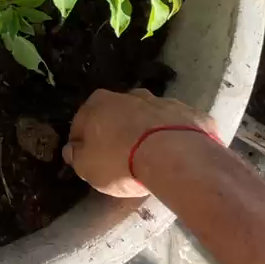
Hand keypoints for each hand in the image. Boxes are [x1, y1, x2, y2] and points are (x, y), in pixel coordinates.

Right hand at [64, 88, 218, 197]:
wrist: (176, 158)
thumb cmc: (121, 161)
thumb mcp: (87, 167)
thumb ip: (76, 157)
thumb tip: (72, 150)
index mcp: (98, 103)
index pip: (81, 122)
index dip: (82, 143)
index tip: (87, 159)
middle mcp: (129, 96)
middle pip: (117, 115)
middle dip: (116, 132)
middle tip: (121, 159)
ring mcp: (163, 102)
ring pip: (149, 117)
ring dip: (147, 132)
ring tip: (152, 158)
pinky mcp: (192, 115)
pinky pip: (179, 127)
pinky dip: (176, 138)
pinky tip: (179, 158)